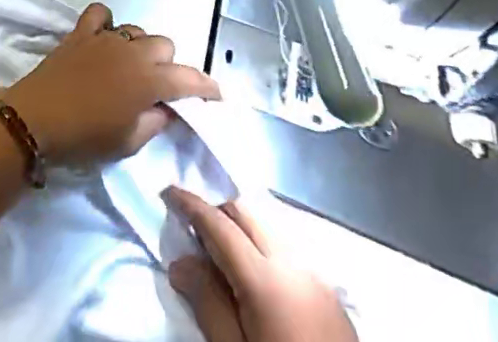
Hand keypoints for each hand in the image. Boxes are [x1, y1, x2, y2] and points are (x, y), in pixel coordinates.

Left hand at [2, 3, 220, 166]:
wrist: (34, 121)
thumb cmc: (84, 138)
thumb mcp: (127, 143)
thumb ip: (154, 122)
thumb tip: (165, 108)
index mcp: (150, 80)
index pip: (189, 79)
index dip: (206, 87)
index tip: (216, 94)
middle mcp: (134, 51)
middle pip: (165, 46)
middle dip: (168, 65)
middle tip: (156, 87)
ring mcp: (107, 38)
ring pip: (137, 31)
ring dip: (140, 47)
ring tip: (129, 67)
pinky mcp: (81, 33)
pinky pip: (101, 15)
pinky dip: (106, 23)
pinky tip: (104, 37)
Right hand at [165, 188, 356, 341]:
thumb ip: (208, 305)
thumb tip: (182, 261)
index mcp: (264, 277)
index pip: (220, 225)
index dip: (191, 205)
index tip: (168, 191)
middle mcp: (292, 261)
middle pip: (248, 212)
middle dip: (217, 209)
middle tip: (191, 225)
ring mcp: (316, 272)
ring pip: (270, 225)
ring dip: (242, 225)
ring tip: (220, 249)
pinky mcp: (329, 289)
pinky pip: (289, 246)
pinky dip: (264, 243)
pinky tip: (255, 269)